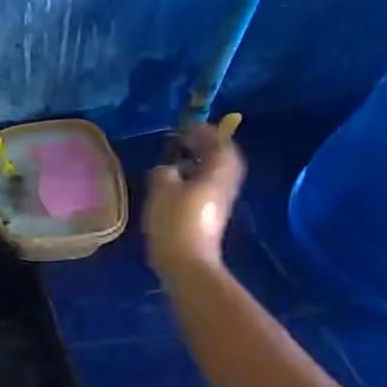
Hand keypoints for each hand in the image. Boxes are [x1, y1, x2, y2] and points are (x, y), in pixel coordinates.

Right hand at [145, 122, 245, 275]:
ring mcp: (220, 201)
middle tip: (189, 138)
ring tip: (183, 156)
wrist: (186, 262)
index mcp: (217, 174)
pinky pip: (210, 185)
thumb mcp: (162, 190)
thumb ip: (165, 172)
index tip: (189, 124)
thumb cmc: (174, 222)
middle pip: (224, 159)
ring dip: (204, 161)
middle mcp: (224, 185)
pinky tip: (181, 180)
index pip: (220, 145)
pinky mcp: (211, 215)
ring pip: (218, 172)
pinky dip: (199, 176)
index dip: (206, 132)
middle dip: (209, 146)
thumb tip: (168, 168)